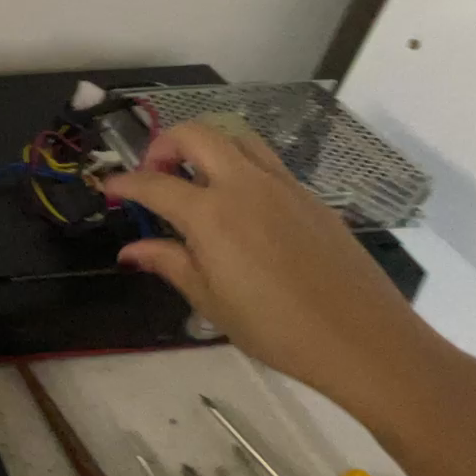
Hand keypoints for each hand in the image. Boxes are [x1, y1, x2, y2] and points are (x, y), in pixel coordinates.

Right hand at [102, 122, 472, 417]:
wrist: (366, 341)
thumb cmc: (277, 328)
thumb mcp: (210, 301)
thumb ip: (169, 263)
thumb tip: (131, 250)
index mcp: (211, 214)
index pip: (153, 184)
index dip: (123, 183)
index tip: (108, 188)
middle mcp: (245, 186)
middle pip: (197, 134)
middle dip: (164, 144)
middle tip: (154, 174)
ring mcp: (284, 187)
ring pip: (237, 139)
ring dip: (207, 147)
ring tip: (196, 179)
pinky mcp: (312, 199)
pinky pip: (267, 164)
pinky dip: (240, 168)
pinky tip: (240, 207)